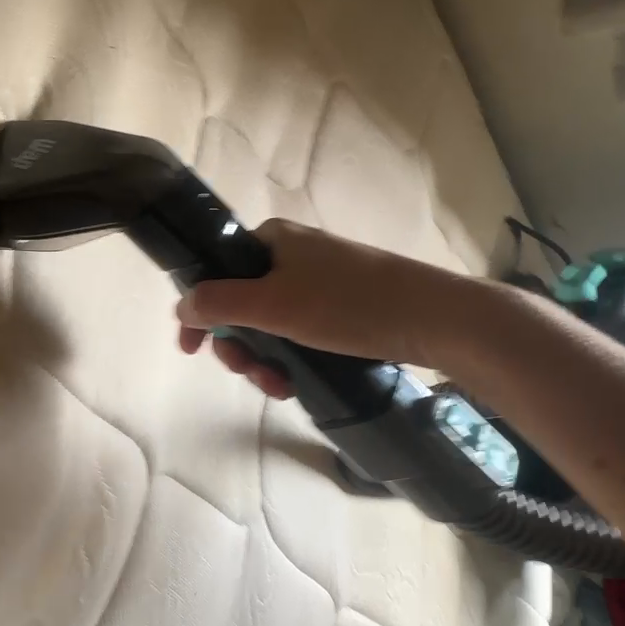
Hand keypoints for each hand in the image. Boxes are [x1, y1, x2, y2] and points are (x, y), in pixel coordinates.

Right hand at [174, 220, 478, 394]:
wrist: (443, 321)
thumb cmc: (350, 305)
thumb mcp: (271, 304)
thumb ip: (216, 303)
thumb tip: (180, 309)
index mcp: (270, 240)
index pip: (213, 271)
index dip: (199, 312)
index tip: (194, 350)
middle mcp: (291, 254)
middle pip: (238, 303)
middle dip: (237, 344)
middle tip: (248, 371)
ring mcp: (319, 280)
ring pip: (267, 323)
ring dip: (262, 358)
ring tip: (277, 385)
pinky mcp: (343, 306)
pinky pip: (296, 331)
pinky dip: (288, 357)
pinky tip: (295, 381)